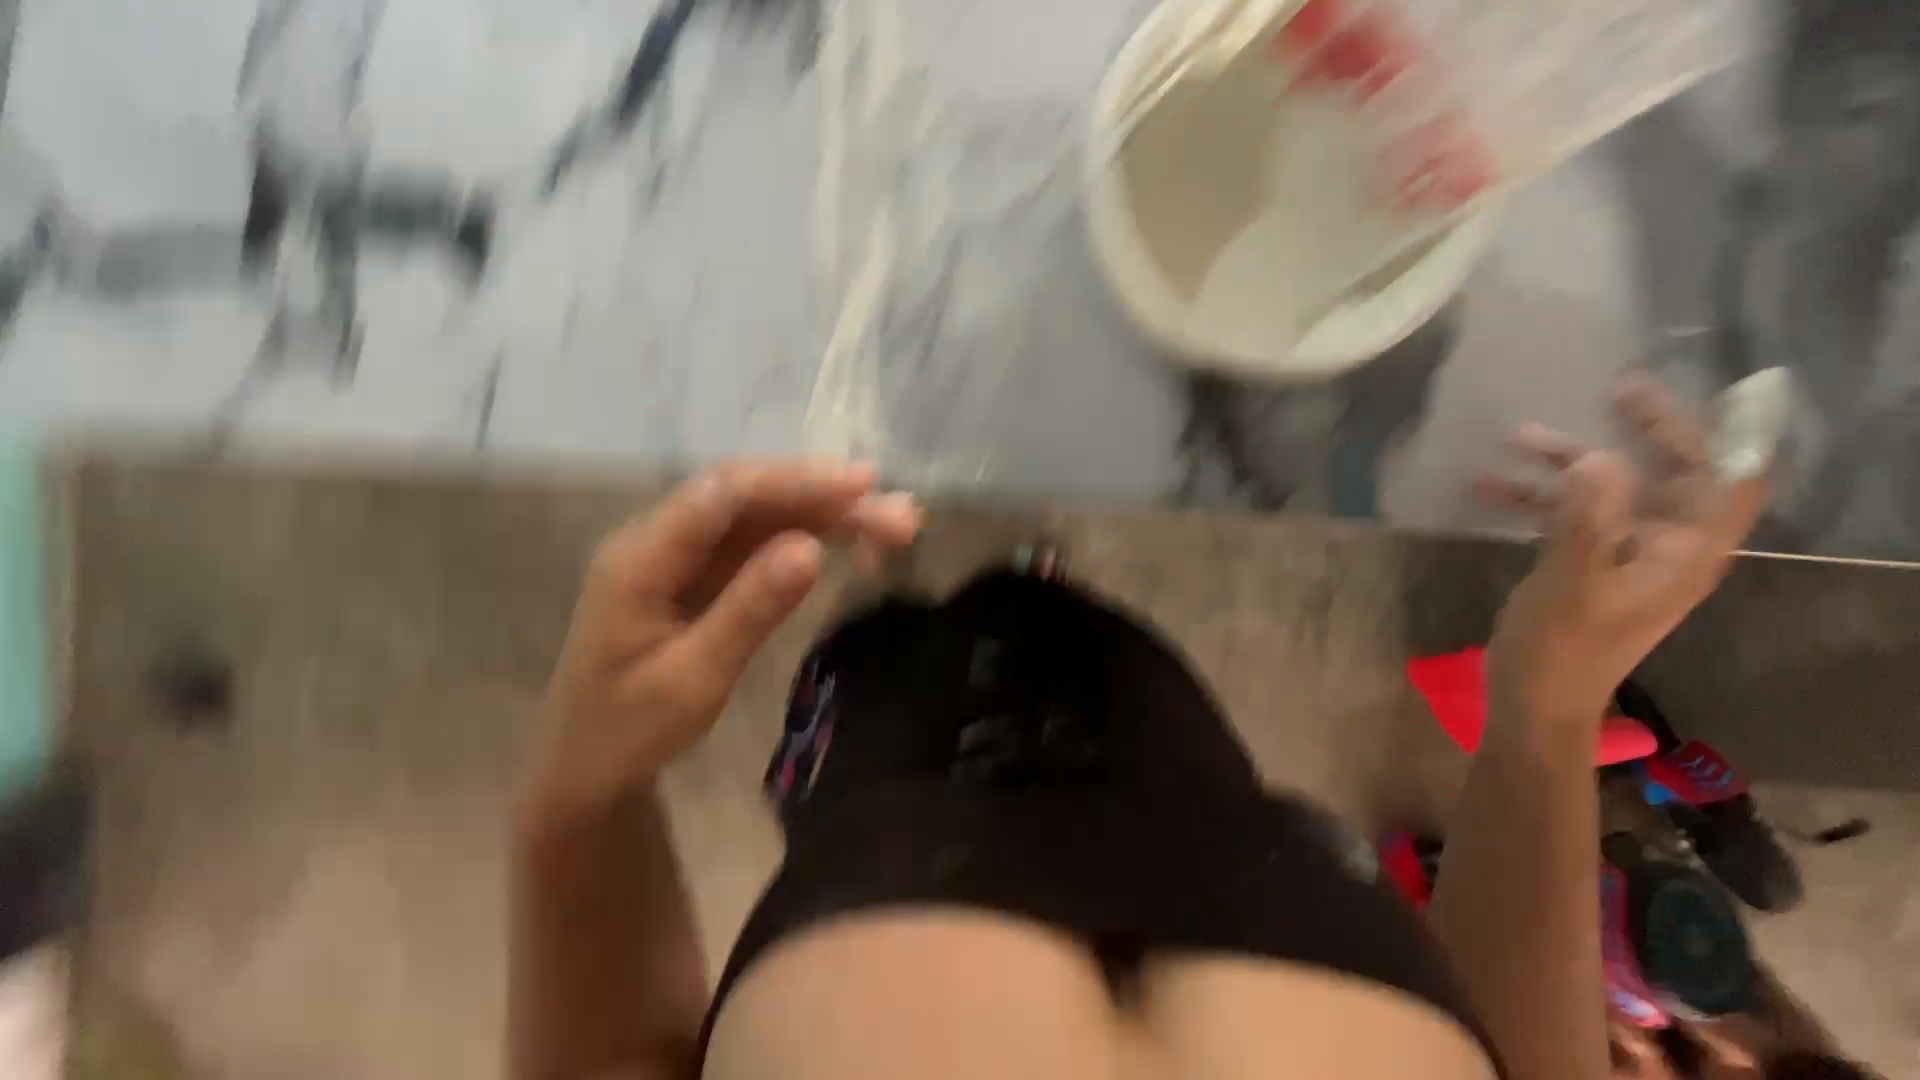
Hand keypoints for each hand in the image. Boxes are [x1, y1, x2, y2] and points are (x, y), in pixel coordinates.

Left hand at [522, 461, 920, 826]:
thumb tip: (811, 549)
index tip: (861, 486)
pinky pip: (760, 542)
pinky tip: (852, 544)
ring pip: (762, 516)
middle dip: (825, 498)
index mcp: (640, 557)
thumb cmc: (629, 730)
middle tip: (899, 516)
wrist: (586, 764)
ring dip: (826, 515)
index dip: (794, 482)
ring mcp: (682, 555)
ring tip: (894, 529)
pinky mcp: (702, 573)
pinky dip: (809, 538)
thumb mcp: (693, 681)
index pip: (722, 495)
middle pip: (749, 497)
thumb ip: (748, 611)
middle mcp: (660, 539)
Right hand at [1477, 373, 1770, 732]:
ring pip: (1614, 491)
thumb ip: (1586, 521)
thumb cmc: (1559, 651)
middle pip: (1673, 473)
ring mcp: (1625, 556)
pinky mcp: (1587, 566)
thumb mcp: (1570, 585)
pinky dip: (1538, 498)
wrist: (1535, 706)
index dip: (1713, 429)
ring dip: (1572, 462)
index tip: (1677, 395)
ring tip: (1518, 437)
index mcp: (1683, 551)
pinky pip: (1573, 517)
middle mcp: (1667, 547)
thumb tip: (1598, 459)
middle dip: (1642, 431)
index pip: (1726, 475)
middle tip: (1611, 390)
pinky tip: (1488, 487)